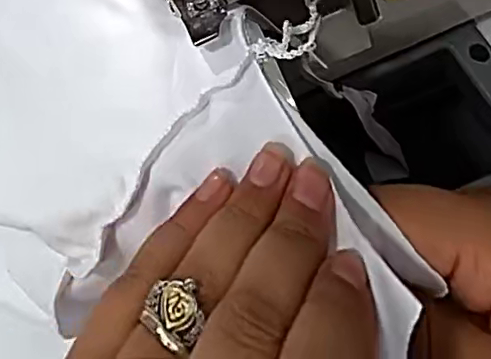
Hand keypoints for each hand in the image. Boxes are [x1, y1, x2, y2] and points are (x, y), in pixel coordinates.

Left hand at [69, 144, 377, 358]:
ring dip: (236, 216)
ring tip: (267, 166)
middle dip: (288, 238)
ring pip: (194, 281)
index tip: (354, 262)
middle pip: (250, 309)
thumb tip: (345, 322)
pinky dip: (175, 230)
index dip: (336, 307)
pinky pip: (136, 281)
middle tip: (312, 181)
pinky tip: (207, 193)